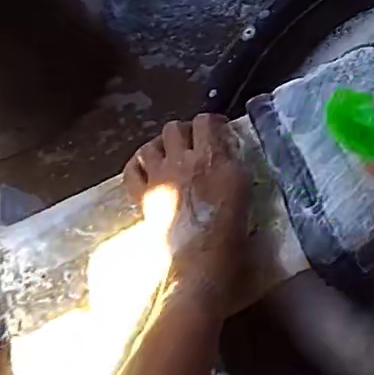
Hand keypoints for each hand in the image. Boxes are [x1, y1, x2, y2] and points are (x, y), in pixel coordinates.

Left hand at [124, 115, 260, 317]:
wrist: (202, 254)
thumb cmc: (231, 221)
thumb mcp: (242, 182)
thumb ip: (231, 159)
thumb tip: (224, 146)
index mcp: (210, 155)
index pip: (206, 121)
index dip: (213, 121)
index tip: (220, 129)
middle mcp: (181, 160)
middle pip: (174, 128)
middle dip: (185, 130)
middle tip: (195, 141)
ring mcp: (157, 177)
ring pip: (149, 145)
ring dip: (160, 144)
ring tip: (170, 153)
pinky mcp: (142, 194)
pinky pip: (131, 169)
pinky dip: (138, 164)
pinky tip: (148, 168)